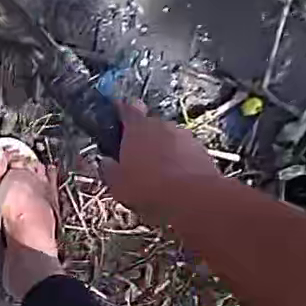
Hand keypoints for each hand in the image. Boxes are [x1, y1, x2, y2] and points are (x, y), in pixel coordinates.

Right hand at [101, 99, 224, 218]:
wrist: (191, 196)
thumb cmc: (147, 187)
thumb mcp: (116, 183)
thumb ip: (108, 168)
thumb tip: (105, 162)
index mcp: (137, 128)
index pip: (127, 109)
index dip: (120, 110)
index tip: (116, 111)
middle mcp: (161, 125)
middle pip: (148, 125)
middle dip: (141, 137)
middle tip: (132, 157)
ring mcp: (184, 135)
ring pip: (167, 138)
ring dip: (160, 150)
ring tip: (153, 173)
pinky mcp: (200, 149)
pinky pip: (183, 151)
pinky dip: (176, 160)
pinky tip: (171, 179)